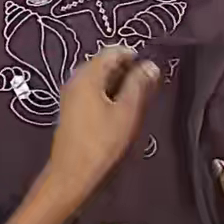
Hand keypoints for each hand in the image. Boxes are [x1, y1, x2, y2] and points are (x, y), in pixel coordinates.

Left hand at [14, 47, 160, 223]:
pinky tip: (121, 108)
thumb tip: (150, 65)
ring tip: (138, 98)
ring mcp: (71, 93)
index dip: (134, 55)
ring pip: (99, 77)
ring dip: (119, 83)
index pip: (112, 51)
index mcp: (87, 74)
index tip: (151, 70)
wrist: (71, 173)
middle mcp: (76, 78)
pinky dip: (108, 93)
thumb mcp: (126, 111)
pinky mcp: (71, 107)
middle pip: (105, 62)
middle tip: (148, 86)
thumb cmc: (101, 141)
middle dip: (127, 69)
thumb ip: (138, 85)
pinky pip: (92, 90)